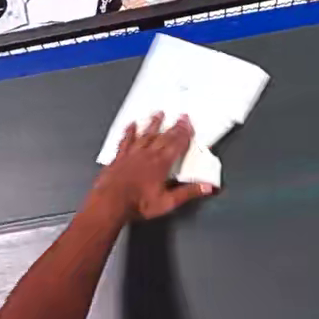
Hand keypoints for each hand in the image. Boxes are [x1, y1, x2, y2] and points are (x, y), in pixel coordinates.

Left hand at [90, 113, 213, 220]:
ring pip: (146, 135)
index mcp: (161, 164)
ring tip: (159, 114)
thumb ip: (188, 192)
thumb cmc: (139, 204)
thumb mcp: (167, 202)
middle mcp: (148, 155)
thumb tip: (207, 187)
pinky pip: (126, 140)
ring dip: (154, 124)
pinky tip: (132, 124)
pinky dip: (129, 131)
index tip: (189, 125)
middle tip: (181, 116)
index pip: (177, 145)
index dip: (185, 134)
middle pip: (164, 137)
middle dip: (174, 127)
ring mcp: (132, 154)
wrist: (110, 203)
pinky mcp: (119, 157)